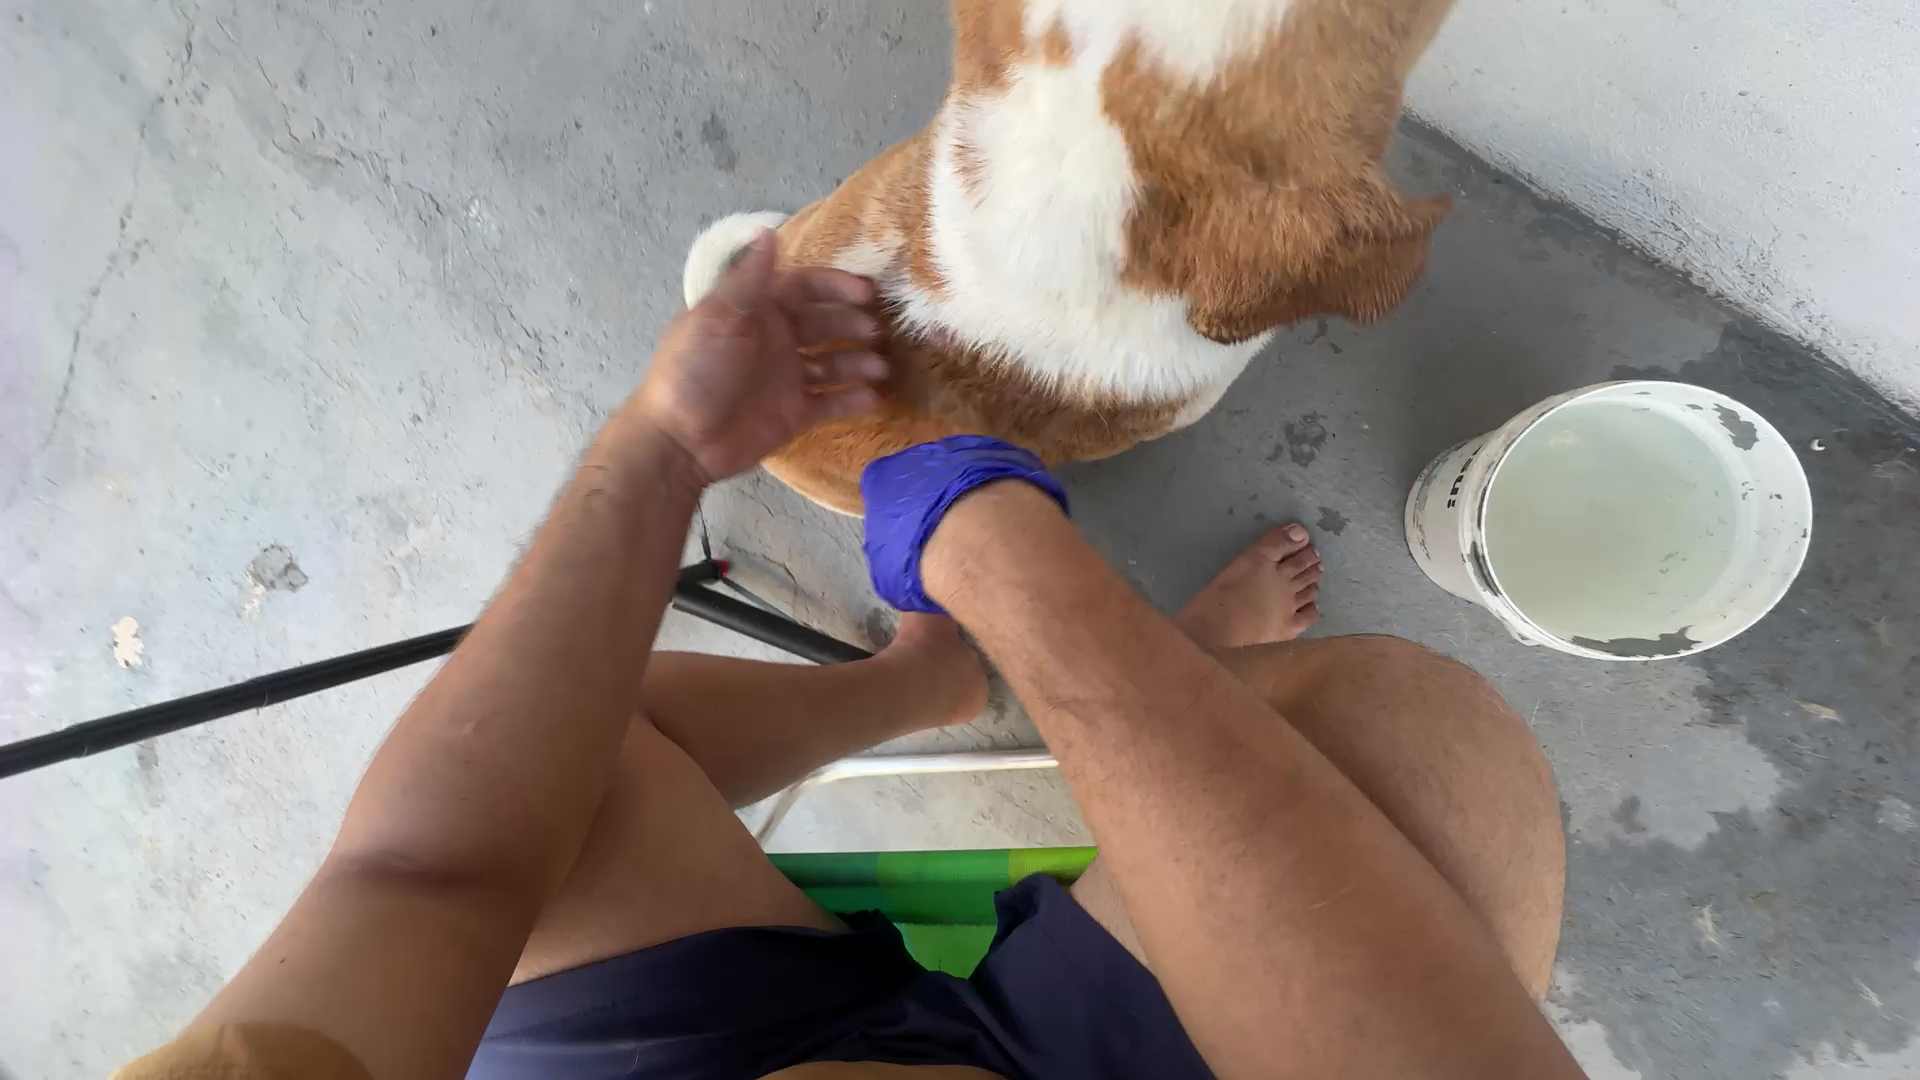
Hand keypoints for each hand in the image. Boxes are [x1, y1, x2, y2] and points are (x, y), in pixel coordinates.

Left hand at [626, 230, 888, 483]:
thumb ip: (749, 280)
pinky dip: (855, 399)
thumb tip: (768, 231)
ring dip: (860, 362)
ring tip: (882, 368)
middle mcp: (778, 341)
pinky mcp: (797, 413)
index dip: (835, 287)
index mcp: (757, 312)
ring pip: (834, 364)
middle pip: (825, 324)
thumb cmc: (695, 372)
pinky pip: (833, 402)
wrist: (682, 440)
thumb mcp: (718, 319)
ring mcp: (789, 379)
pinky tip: (875, 397)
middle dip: (853, 325)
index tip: (866, 293)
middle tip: (878, 332)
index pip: (804, 288)